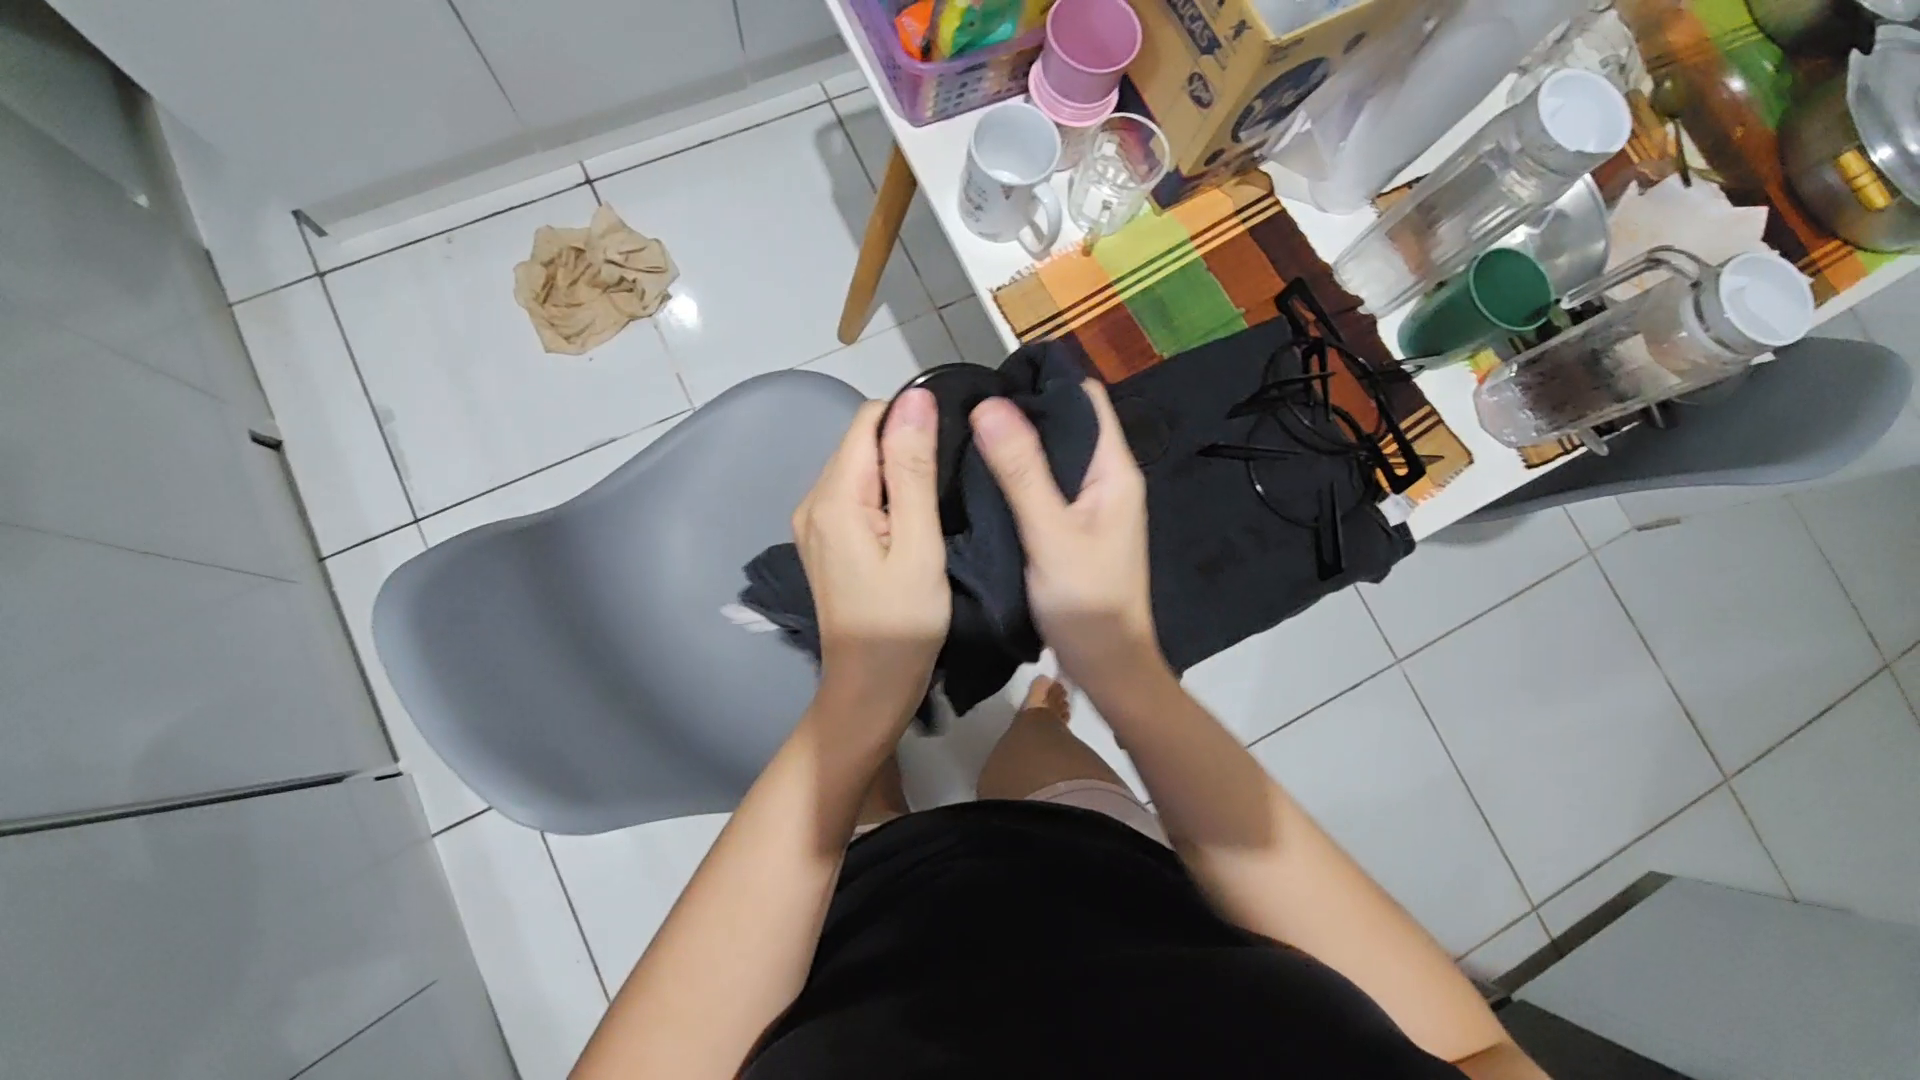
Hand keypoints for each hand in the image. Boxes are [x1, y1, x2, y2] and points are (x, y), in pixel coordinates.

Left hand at [792, 389, 951, 728]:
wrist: (869, 689)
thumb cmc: (902, 623)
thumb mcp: (919, 545)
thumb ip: (914, 470)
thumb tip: (915, 398)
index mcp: (834, 497)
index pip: (869, 420)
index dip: (913, 422)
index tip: (950, 451)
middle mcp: (812, 501)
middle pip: (862, 444)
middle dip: (906, 450)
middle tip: (950, 487)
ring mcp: (813, 524)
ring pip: (861, 470)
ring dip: (899, 476)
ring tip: (935, 510)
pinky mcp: (823, 542)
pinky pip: (856, 498)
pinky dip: (886, 499)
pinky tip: (912, 526)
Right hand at [969, 380, 1165, 691]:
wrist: (1107, 666)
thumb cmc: (1086, 604)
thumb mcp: (1050, 534)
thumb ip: (1022, 472)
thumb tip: (990, 405)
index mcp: (1113, 470)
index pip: (1084, 398)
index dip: (1043, 382)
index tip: (991, 380)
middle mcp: (1105, 479)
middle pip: (1065, 424)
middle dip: (1020, 412)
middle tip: (965, 409)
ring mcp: (1089, 505)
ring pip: (1051, 456)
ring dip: (1015, 444)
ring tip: (966, 435)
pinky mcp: (1071, 527)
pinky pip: (1042, 486)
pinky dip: (1016, 476)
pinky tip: (982, 477)